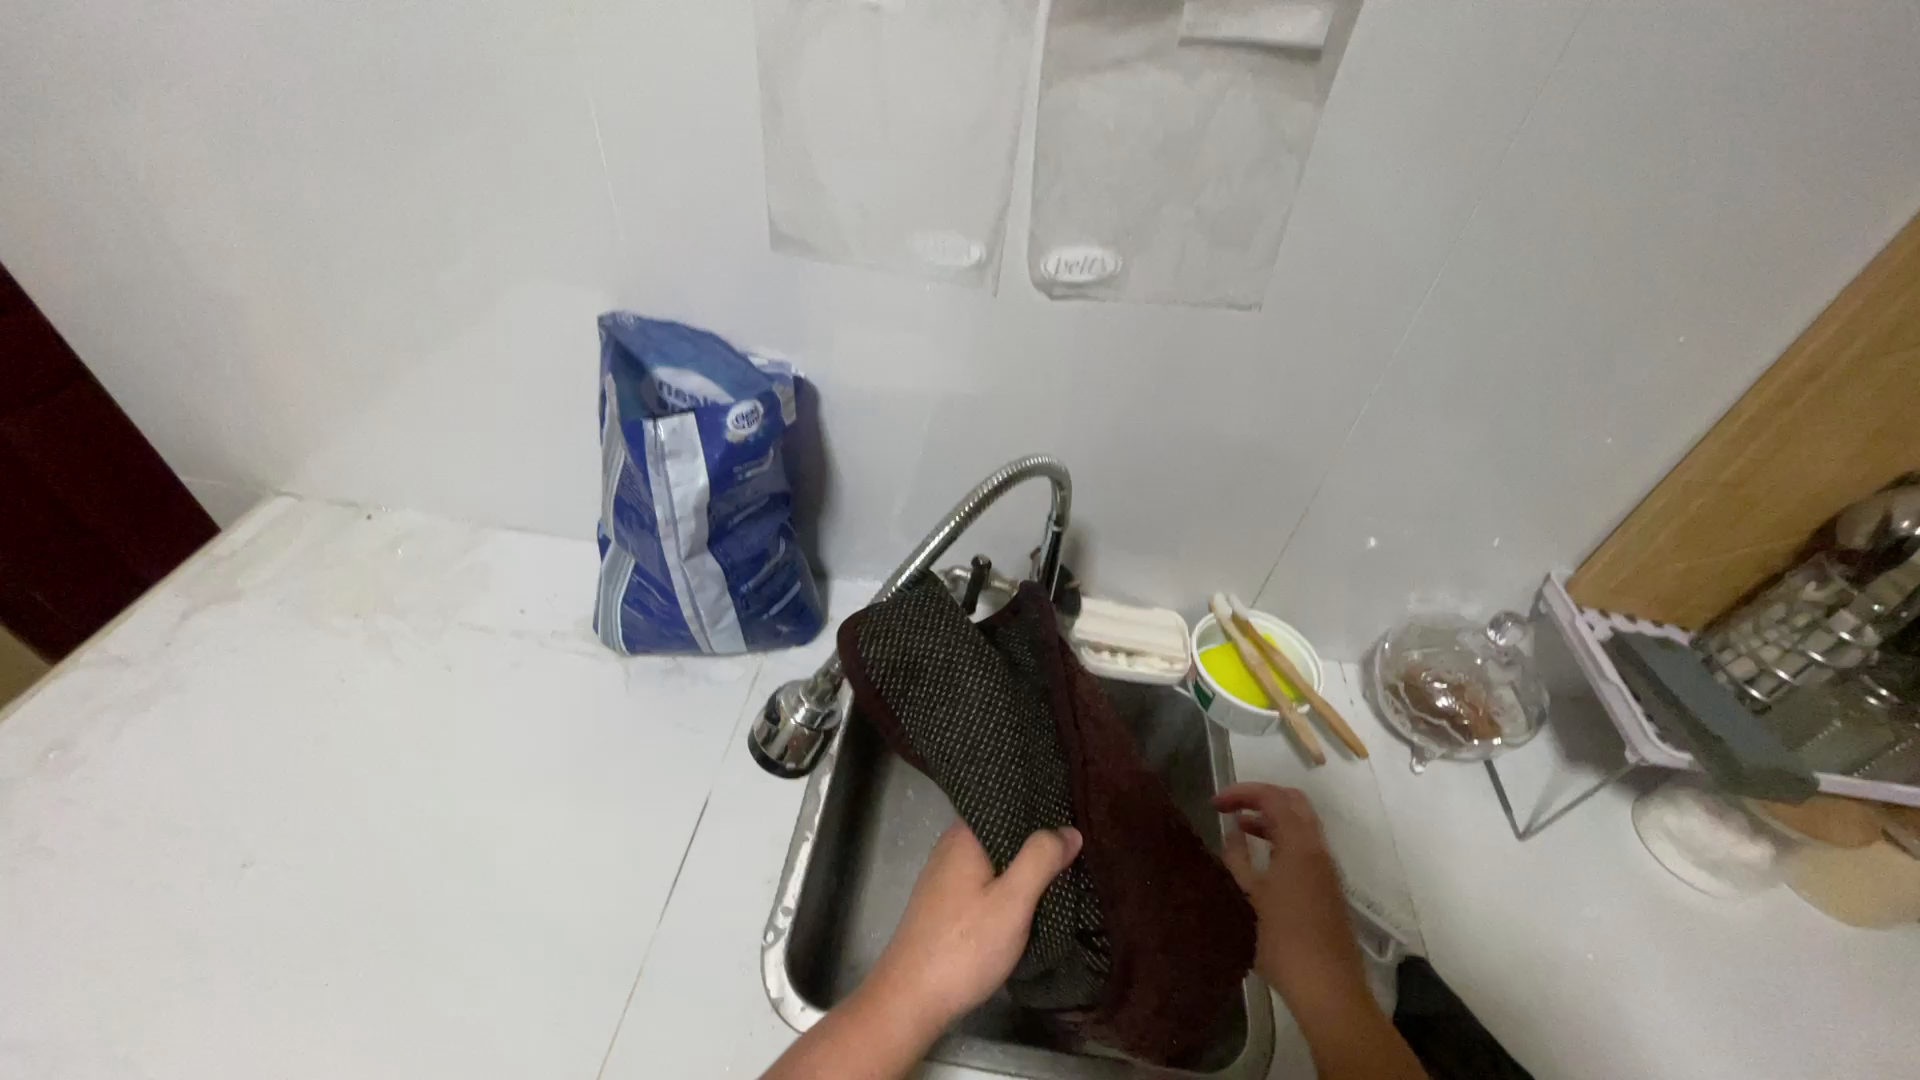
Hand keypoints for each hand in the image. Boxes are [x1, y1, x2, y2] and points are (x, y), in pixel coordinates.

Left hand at [859, 820, 1083, 1035]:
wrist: (911, 999)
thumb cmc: (965, 947)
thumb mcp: (1013, 902)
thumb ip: (1040, 860)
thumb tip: (1069, 830)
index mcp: (965, 834)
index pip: (1008, 805)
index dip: (1041, 810)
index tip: (1073, 816)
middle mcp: (951, 846)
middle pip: (1002, 832)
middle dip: (1036, 842)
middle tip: (1077, 849)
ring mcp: (945, 875)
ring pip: (994, 859)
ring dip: (1022, 867)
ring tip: (1061, 872)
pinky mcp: (945, 902)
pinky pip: (984, 880)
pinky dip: (1006, 885)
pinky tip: (1027, 900)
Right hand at [1210, 783, 1369, 1009]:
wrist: (1328, 989)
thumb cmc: (1282, 941)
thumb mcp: (1247, 896)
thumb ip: (1236, 858)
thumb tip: (1233, 832)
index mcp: (1299, 846)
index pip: (1272, 798)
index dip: (1241, 792)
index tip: (1214, 803)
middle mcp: (1318, 849)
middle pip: (1294, 802)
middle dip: (1260, 797)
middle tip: (1230, 806)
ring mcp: (1327, 869)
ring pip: (1302, 824)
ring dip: (1271, 818)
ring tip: (1239, 828)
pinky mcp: (1328, 887)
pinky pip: (1305, 845)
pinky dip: (1282, 838)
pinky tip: (1261, 857)